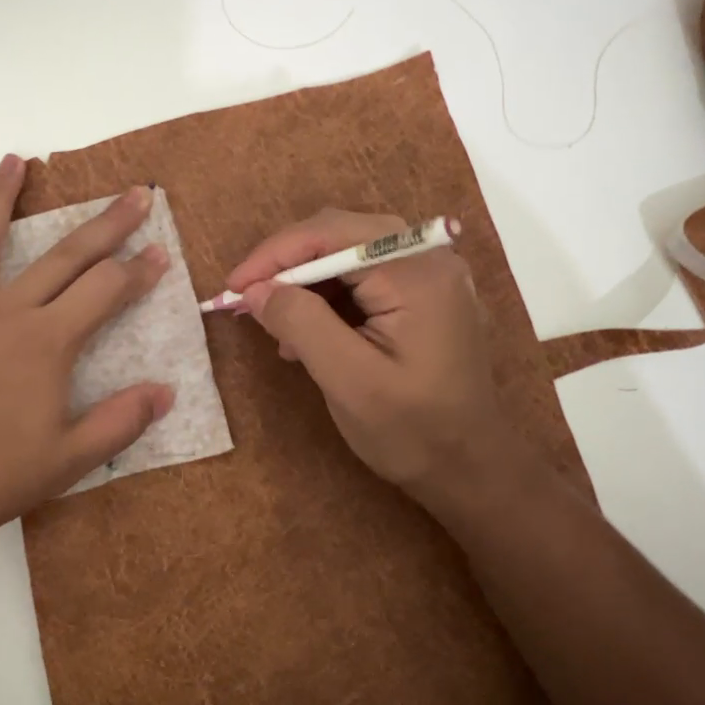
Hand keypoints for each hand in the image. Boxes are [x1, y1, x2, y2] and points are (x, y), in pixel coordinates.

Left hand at [0, 155, 174, 567]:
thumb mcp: (65, 462)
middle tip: (133, 193)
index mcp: (46, 342)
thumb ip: (119, 422)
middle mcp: (4, 311)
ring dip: (0, 197)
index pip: (106, 290)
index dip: (138, 270)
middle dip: (104, 223)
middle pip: (63, 255)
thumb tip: (166, 391)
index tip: (161, 251)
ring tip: (14, 159)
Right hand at [225, 208, 508, 496]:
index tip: (233, 288)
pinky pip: (363, 276)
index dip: (274, 254)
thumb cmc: (413, 431)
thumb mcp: (348, 381)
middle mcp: (428, 259)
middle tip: (246, 300)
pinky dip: (326, 297)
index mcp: (417, 273)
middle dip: (286, 265)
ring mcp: (428, 275)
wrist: (471, 470)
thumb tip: (255, 290)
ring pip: (346, 253)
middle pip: (339, 234)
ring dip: (304, 283)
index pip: (331, 234)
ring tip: (275, 327)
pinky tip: (307, 335)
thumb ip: (301, 324)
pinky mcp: (422, 295)